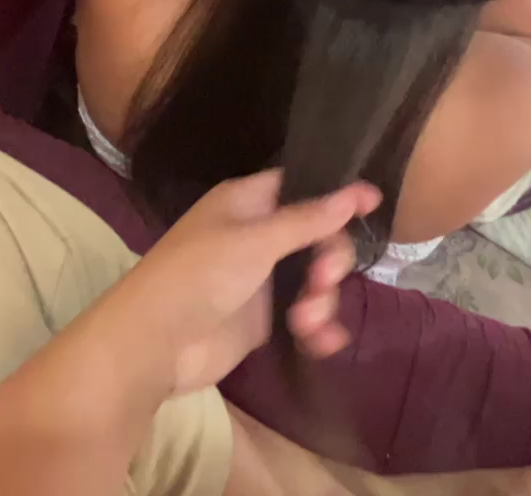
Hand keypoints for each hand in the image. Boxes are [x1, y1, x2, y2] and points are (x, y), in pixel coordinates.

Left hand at [97, 169, 381, 395]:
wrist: (156, 344)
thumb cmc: (200, 275)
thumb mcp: (254, 241)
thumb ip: (307, 219)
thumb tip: (356, 190)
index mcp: (247, 202)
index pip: (301, 187)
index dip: (336, 194)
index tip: (374, 202)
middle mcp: (256, 234)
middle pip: (316, 235)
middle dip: (328, 259)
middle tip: (322, 280)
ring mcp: (260, 277)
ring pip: (313, 278)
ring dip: (321, 299)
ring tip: (306, 322)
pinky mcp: (263, 317)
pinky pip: (304, 313)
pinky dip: (317, 326)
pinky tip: (321, 342)